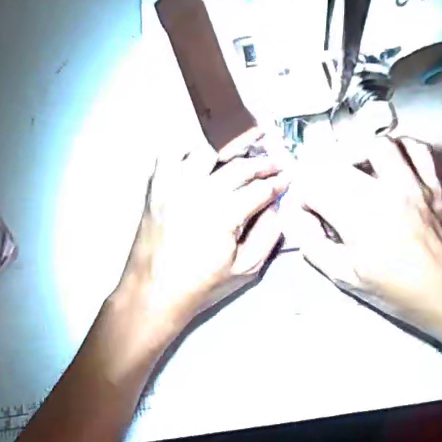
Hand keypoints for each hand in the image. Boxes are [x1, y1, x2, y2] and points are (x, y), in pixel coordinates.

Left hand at [110, 130, 285, 349]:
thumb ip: (268, 234)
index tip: (288, 178)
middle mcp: (198, 194)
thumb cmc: (200, 285)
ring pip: (207, 150)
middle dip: (263, 162)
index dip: (279, 181)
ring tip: (243, 150)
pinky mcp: (156, 187)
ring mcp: (174, 187)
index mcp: (223, 216)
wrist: (154, 292)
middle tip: (275, 163)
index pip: (260, 188)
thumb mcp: (246, 269)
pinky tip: (203, 155)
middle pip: (239, 166)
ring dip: (229, 148)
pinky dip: (188, 148)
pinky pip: (171, 153)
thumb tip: (274, 206)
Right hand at [282, 135, 441, 335]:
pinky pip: (417, 149)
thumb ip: (314, 245)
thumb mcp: (346, 277)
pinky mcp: (435, 183)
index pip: (313, 186)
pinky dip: (400, 149)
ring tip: (357, 170)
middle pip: (340, 161)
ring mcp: (414, 183)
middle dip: (323, 175)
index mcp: (358, 216)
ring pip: (379, 144)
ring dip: (361, 153)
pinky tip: (393, 163)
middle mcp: (385, 190)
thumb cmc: (398, 291)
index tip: (308, 213)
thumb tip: (298, 219)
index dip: (302, 198)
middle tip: (325, 192)